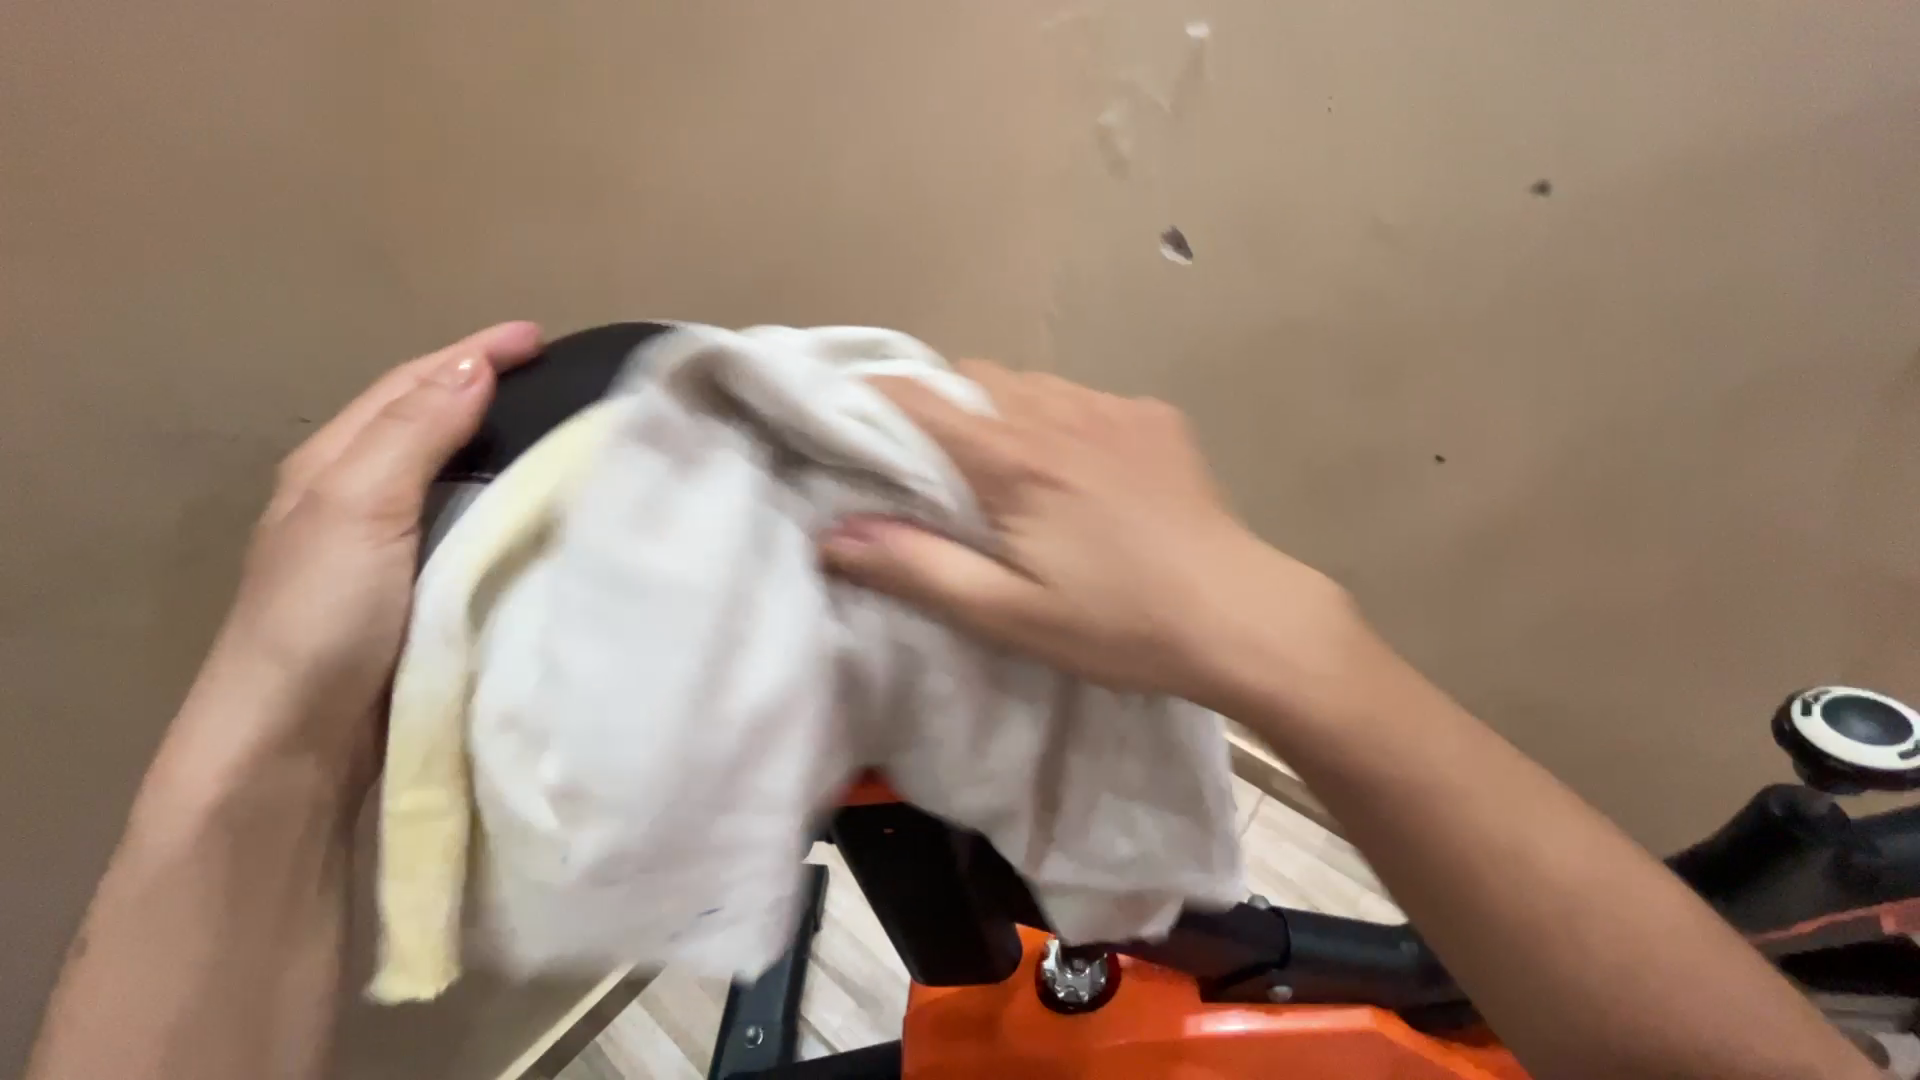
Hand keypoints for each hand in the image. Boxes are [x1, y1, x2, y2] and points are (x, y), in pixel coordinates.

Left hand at [151, 323, 541, 820]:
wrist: (304, 736)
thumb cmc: (322, 614)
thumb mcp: (355, 508)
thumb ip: (412, 435)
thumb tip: (475, 367)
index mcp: (338, 463)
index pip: (413, 385)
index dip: (474, 353)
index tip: (541, 336)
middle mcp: (366, 494)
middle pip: (435, 419)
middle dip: (493, 387)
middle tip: (565, 378)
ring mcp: (398, 543)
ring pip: (460, 471)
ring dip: (507, 442)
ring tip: (567, 432)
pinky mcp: (430, 585)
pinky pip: (478, 519)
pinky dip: (513, 497)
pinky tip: (547, 504)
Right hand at [820, 361, 1366, 712]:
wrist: (1240, 618)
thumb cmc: (1117, 625)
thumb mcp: (1006, 613)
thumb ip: (917, 567)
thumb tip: (834, 533)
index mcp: (1015, 460)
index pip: (919, 397)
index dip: (873, 398)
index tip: (849, 420)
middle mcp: (1059, 413)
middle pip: (974, 379)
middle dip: (942, 408)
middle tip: (938, 467)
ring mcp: (1114, 409)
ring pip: (1030, 384)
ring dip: (1003, 412)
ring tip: (1010, 470)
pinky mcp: (1155, 419)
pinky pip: (1083, 399)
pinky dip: (1060, 420)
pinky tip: (1082, 473)